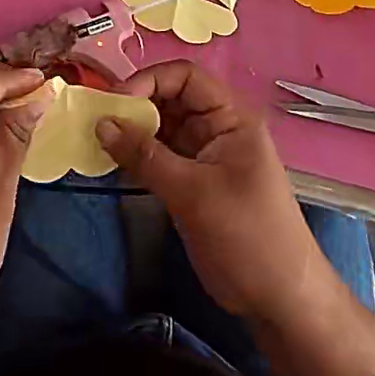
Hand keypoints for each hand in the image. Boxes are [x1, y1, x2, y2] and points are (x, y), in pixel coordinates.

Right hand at [97, 61, 335, 326]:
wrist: (279, 298)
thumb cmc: (247, 235)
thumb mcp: (193, 192)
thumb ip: (146, 156)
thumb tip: (102, 123)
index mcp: (230, 117)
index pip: (186, 77)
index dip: (149, 80)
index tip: (114, 102)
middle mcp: (216, 128)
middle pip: (170, 99)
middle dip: (134, 106)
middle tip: (96, 122)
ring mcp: (204, 155)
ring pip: (161, 128)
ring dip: (131, 131)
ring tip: (96, 141)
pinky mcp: (191, 181)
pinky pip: (159, 156)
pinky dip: (136, 156)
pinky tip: (110, 162)